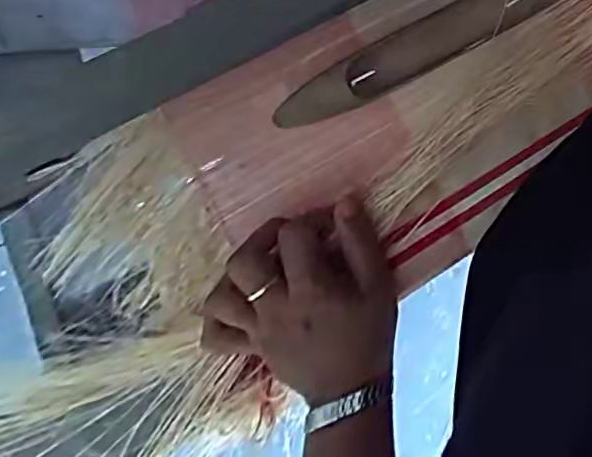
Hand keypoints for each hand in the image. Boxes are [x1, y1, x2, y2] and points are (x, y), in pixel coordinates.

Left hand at [199, 199, 396, 403]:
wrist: (352, 389)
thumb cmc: (369, 330)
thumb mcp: (378, 281)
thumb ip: (360, 240)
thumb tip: (343, 202)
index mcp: (308, 290)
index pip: (292, 236)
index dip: (311, 219)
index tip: (330, 224)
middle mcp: (274, 308)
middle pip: (242, 261)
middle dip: (263, 235)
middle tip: (289, 233)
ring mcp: (256, 331)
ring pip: (219, 297)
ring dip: (237, 272)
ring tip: (264, 263)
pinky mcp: (250, 348)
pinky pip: (214, 334)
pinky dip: (220, 313)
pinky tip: (241, 299)